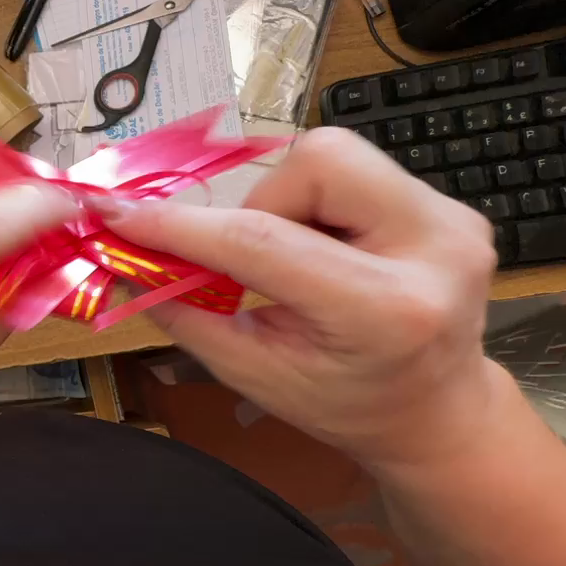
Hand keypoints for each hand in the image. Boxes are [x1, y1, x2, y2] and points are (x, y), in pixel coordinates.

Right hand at [91, 126, 500, 469]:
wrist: (434, 410)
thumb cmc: (336, 401)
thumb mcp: (244, 370)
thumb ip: (179, 311)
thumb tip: (119, 262)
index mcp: (383, 310)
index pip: (259, 242)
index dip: (177, 225)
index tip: (115, 215)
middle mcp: (433, 248)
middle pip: (320, 162)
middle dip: (254, 198)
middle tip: (240, 251)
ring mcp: (450, 217)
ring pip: (331, 155)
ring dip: (278, 198)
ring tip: (277, 252)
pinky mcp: (444, 203)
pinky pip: (348, 169)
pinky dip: (302, 201)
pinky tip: (308, 246)